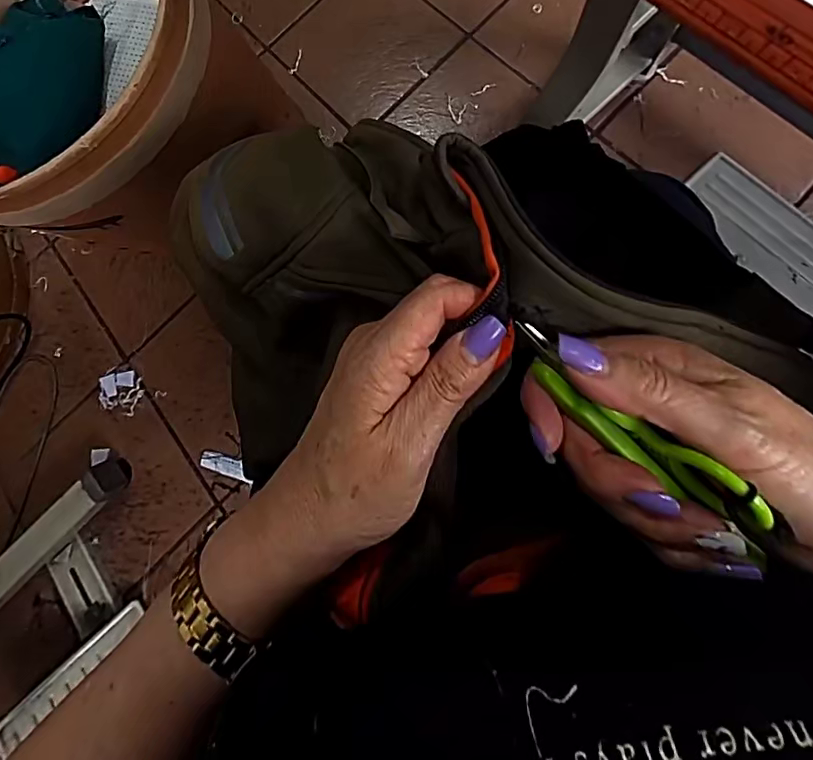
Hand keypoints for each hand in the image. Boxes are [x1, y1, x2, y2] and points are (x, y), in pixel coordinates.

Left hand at [203, 275, 506, 634]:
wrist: (305, 520)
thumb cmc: (353, 494)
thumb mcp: (412, 443)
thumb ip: (450, 381)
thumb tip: (489, 331)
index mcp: (378, 352)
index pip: (438, 293)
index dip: (479, 302)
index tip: (507, 335)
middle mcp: (371, 339)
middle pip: (435, 299)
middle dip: (475, 319)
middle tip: (498, 362)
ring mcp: (370, 351)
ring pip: (430, 318)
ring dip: (463, 338)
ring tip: (477, 381)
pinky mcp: (375, 367)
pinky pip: (419, 339)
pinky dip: (446, 352)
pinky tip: (453, 386)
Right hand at [521, 333, 812, 586]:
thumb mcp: (733, 429)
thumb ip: (650, 392)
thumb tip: (572, 355)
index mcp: (665, 368)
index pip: (574, 369)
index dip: (553, 403)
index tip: (554, 446)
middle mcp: (655, 404)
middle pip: (583, 436)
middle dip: (619, 479)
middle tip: (670, 496)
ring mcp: (663, 451)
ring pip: (609, 485)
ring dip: (655, 516)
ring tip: (712, 518)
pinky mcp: (674, 494)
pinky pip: (638, 522)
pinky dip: (672, 538)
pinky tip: (716, 534)